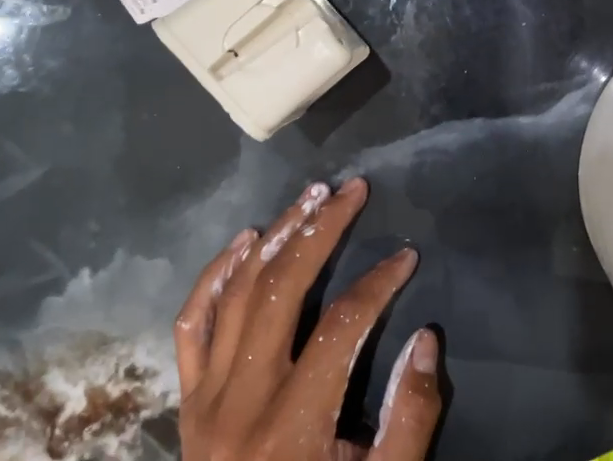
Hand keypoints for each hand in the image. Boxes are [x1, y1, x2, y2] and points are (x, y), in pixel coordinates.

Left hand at [175, 178, 442, 460]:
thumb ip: (409, 418)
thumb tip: (425, 337)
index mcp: (290, 423)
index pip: (340, 326)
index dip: (378, 282)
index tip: (407, 255)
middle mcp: (238, 402)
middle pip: (279, 290)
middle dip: (321, 231)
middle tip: (354, 189)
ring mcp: (204, 400)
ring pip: (234, 295)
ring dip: (274, 236)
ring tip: (311, 197)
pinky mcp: (187, 401)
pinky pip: (191, 326)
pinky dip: (214, 277)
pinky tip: (244, 241)